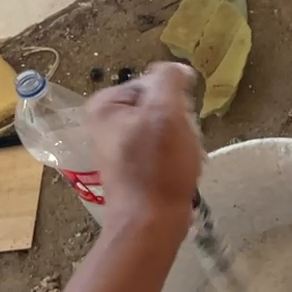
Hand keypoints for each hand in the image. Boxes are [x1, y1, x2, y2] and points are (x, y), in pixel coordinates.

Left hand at [83, 63, 202, 231]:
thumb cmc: (158, 165)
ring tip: (185, 158)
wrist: (151, 221)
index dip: (175, 100)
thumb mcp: (166, 111)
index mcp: (105, 105)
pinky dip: (178, 157)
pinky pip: (164, 149)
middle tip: (183, 141)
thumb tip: (178, 69)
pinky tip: (183, 170)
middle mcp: (106, 123)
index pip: (156, 83)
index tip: (179, 120)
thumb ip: (169, 79)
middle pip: (161, 105)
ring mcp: (119, 147)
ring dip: (184, 140)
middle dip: (179, 121)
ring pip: (167, 128)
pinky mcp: (134, 168)